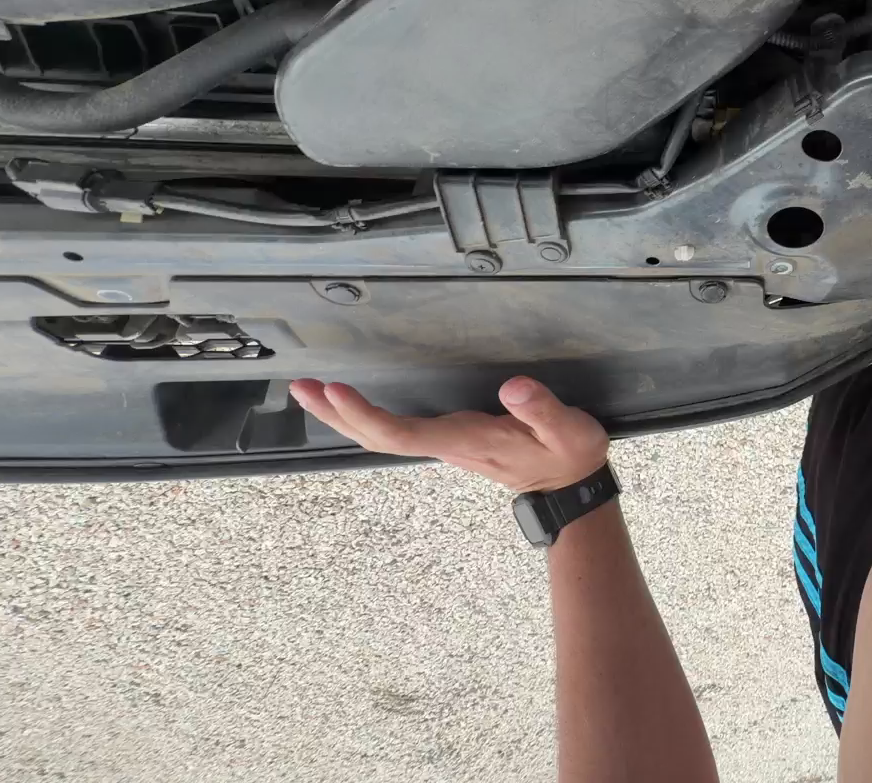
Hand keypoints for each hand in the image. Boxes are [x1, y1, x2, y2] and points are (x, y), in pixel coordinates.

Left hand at [288, 376, 610, 492]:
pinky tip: (360, 408)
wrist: (570, 485)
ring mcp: (448, 446)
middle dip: (337, 415)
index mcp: (469, 440)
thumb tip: (513, 386)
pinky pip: (398, 433)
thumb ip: (541, 409)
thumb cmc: (569, 455)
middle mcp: (449, 445)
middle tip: (302, 387)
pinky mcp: (453, 442)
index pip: (402, 432)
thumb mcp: (568, 430)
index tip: (337, 390)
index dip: (365, 414)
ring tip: (315, 393)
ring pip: (384, 436)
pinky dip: (370, 419)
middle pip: (378, 437)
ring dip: (346, 417)